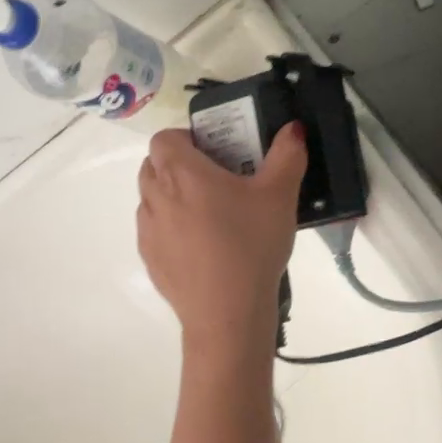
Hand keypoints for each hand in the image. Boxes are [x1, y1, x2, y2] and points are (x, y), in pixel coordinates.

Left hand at [137, 123, 307, 347]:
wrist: (227, 313)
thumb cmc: (252, 245)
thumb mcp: (280, 196)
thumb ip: (287, 156)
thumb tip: (293, 129)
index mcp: (182, 172)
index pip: (164, 137)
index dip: (186, 138)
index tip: (215, 153)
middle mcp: (155, 195)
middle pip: (154, 165)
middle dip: (179, 165)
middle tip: (217, 180)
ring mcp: (148, 229)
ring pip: (151, 198)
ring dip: (173, 196)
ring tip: (210, 215)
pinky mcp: (149, 259)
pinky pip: (155, 229)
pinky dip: (171, 228)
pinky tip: (204, 247)